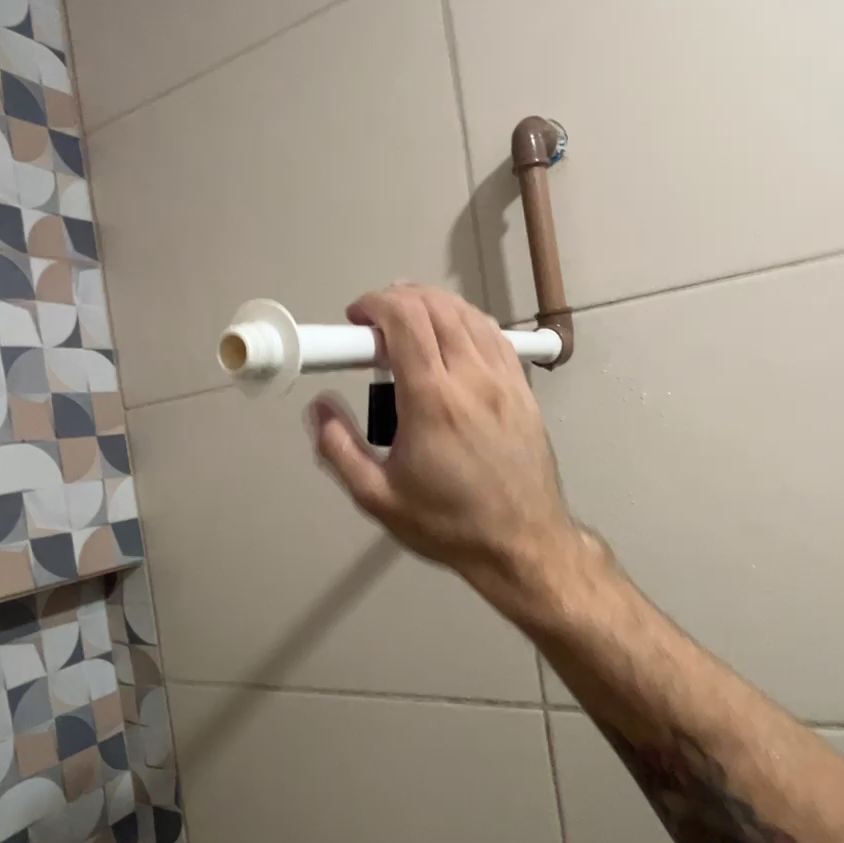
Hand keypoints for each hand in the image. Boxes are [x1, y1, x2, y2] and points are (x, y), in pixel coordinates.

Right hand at [307, 284, 577, 596]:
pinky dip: (468, 322)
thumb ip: (339, 448)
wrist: (521, 544)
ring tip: (409, 319)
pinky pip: (496, 337)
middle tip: (375, 318)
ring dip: (434, 304)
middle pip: (437, 307)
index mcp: (432, 400)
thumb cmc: (449, 524)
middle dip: (400, 298)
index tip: (355, 318)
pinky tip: (454, 334)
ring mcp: (504, 382)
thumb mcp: (377, 497)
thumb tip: (319, 407)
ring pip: (470, 315)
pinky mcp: (524, 392)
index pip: (404, 319)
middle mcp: (472, 379)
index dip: (375, 304)